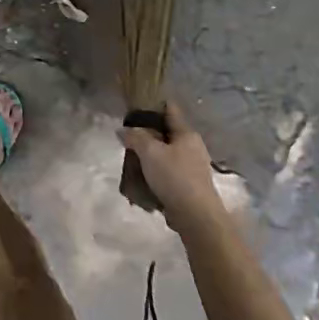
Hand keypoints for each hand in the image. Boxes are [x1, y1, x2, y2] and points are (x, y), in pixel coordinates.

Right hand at [120, 103, 219, 221]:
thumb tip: (123, 130)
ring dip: (149, 154)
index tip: (136, 105)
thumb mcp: (149, 152)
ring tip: (131, 159)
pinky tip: (143, 177)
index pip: (170, 110)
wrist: (195, 215)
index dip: (153, 104)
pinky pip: (168, 170)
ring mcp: (192, 165)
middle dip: (147, 133)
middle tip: (127, 137)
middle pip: (166, 132)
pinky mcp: (189, 183)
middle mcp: (192, 146)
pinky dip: (155, 170)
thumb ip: (135, 137)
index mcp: (186, 134)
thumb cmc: (174, 177)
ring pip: (166, 152)